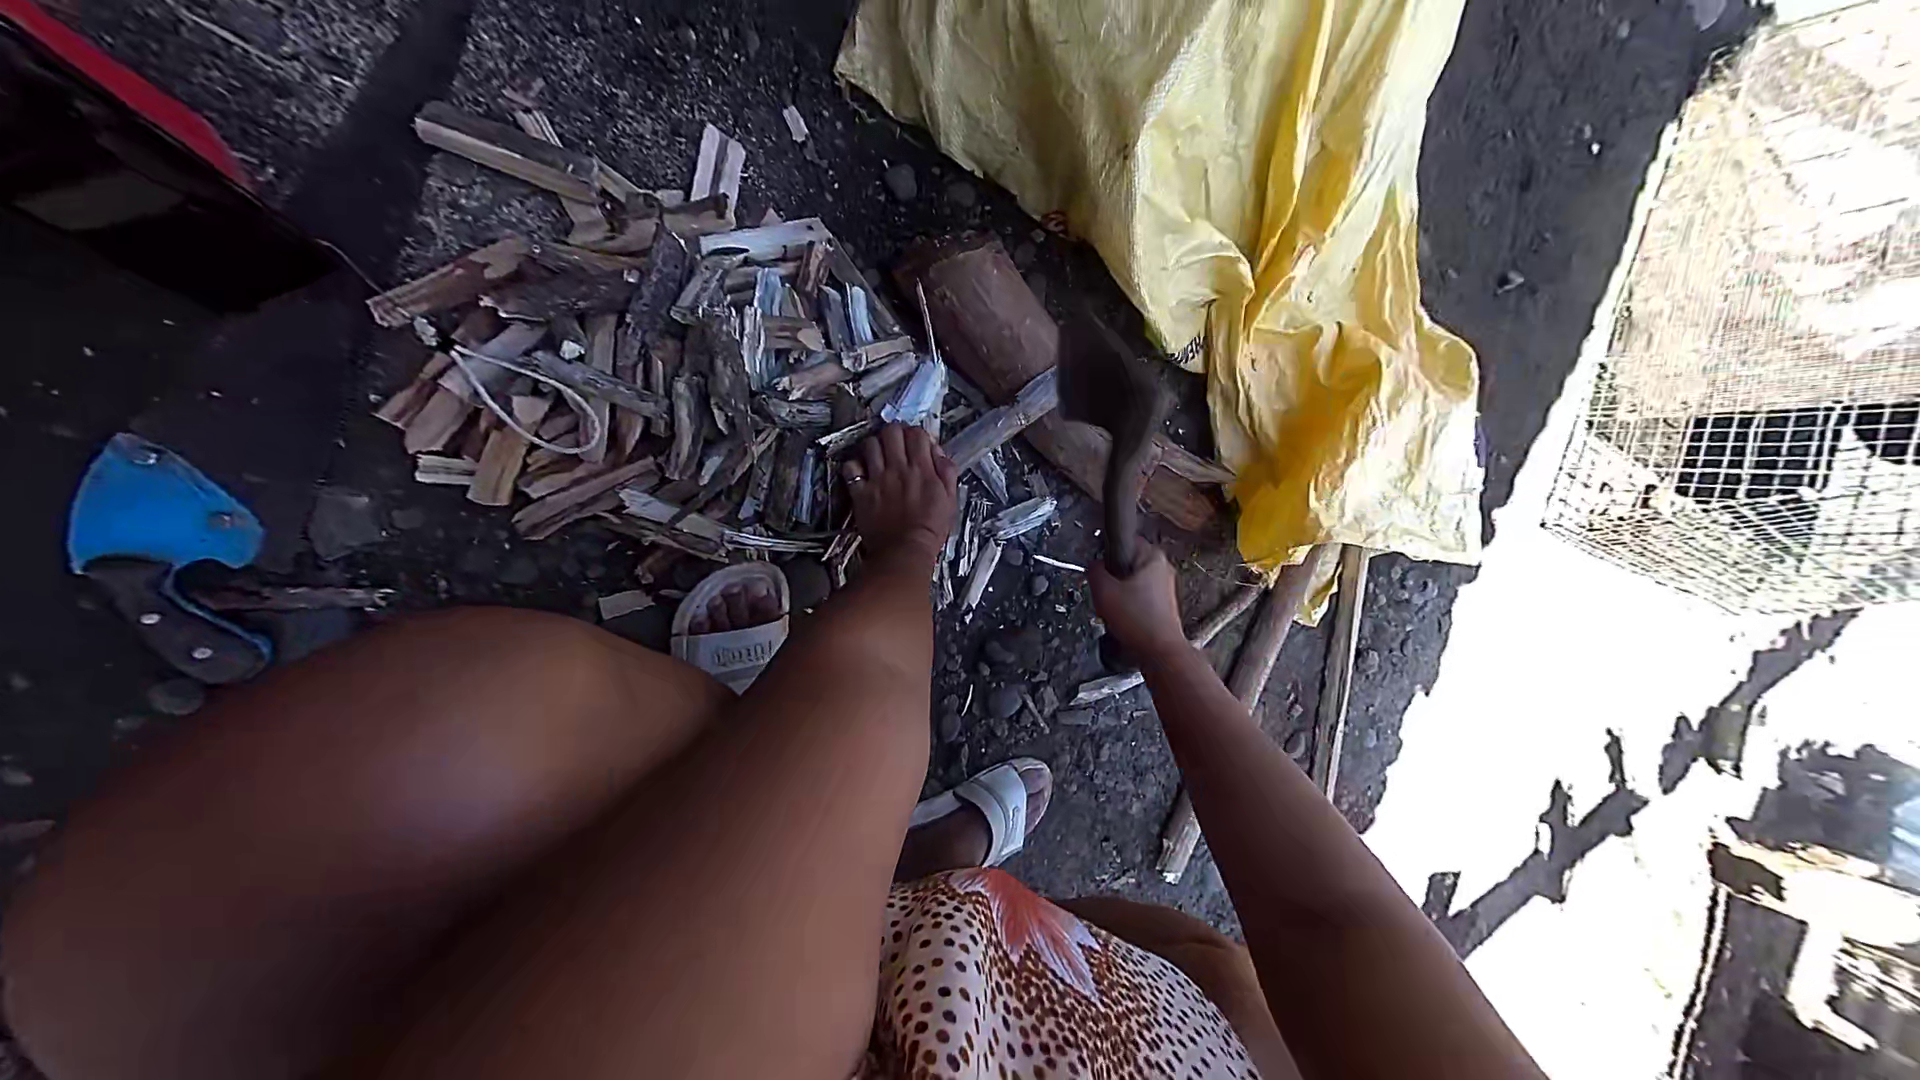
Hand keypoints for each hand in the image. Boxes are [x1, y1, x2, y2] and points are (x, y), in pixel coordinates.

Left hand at [841, 424, 958, 568]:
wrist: (905, 550)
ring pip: (870, 444)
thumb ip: (946, 472)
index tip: (916, 442)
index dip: (916, 434)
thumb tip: (939, 454)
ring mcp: (877, 479)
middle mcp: (897, 469)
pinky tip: (861, 471)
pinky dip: (854, 465)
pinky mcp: (861, 493)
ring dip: (874, 445)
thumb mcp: (950, 499)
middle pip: (891, 432)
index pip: (916, 434)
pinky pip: (850, 468)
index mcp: (921, 469)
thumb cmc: (929, 529)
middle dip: (894, 433)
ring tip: (879, 455)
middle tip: (896, 443)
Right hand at [1088, 542, 1188, 663]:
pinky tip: (1124, 618)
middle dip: (1112, 577)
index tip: (1100, 566)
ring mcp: (1165, 587)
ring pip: (1131, 581)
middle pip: (1126, 563)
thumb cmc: (1140, 621)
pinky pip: (1138, 597)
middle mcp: (1163, 568)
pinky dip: (1129, 605)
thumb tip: (1094, 567)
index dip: (1106, 554)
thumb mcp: (1103, 590)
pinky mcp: (1162, 604)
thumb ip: (1094, 570)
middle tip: (1106, 591)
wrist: (1159, 651)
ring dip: (1119, 593)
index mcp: (1153, 556)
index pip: (1123, 540)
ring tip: (1115, 608)